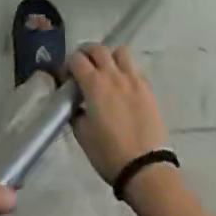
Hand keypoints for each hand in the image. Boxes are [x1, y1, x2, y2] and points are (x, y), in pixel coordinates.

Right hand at [68, 44, 170, 184]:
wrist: (145, 167)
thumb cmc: (109, 153)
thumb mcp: (83, 135)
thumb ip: (76, 113)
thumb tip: (76, 104)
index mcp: (94, 84)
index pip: (76, 59)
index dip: (68, 65)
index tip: (67, 77)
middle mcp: (113, 74)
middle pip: (98, 48)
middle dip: (86, 53)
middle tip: (83, 67)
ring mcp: (133, 79)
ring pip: (120, 51)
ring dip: (110, 56)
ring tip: (106, 70)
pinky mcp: (148, 88)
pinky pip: (135, 68)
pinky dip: (126, 69)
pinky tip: (123, 86)